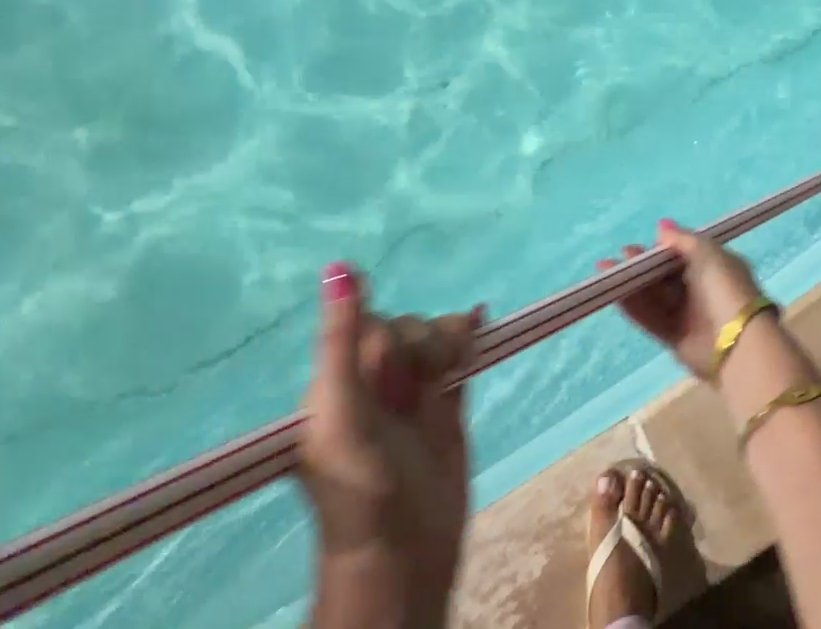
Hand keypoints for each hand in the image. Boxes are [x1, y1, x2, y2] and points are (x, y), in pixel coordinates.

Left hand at [301, 262, 484, 628]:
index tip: (396, 369)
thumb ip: (340, 342)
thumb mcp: (341, 412)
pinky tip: (483, 326)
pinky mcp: (447, 407)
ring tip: (450, 377)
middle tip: (421, 388)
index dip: (393, 336)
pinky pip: (460, 359)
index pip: (370, 324)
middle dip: (424, 344)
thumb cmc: (361, 487)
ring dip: (450, 344)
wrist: (406, 552)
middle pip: (409, 328)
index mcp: (337, 382)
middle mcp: (373, 383)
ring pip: (438, 339)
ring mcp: (413, 395)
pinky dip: (470, 341)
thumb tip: (338, 267)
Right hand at [599, 220, 764, 379]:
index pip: (685, 254)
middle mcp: (704, 289)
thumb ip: (683, 240)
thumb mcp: (709, 255)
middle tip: (620, 258)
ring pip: (656, 297)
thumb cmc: (725, 289)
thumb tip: (662, 225)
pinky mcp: (677, 338)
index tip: (641, 245)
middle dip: (644, 266)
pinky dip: (634, 307)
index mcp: (717, 266)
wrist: (737, 342)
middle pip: (667, 276)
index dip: (662, 250)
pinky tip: (615, 295)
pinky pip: (652, 319)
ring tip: (606, 271)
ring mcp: (690, 315)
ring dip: (632, 285)